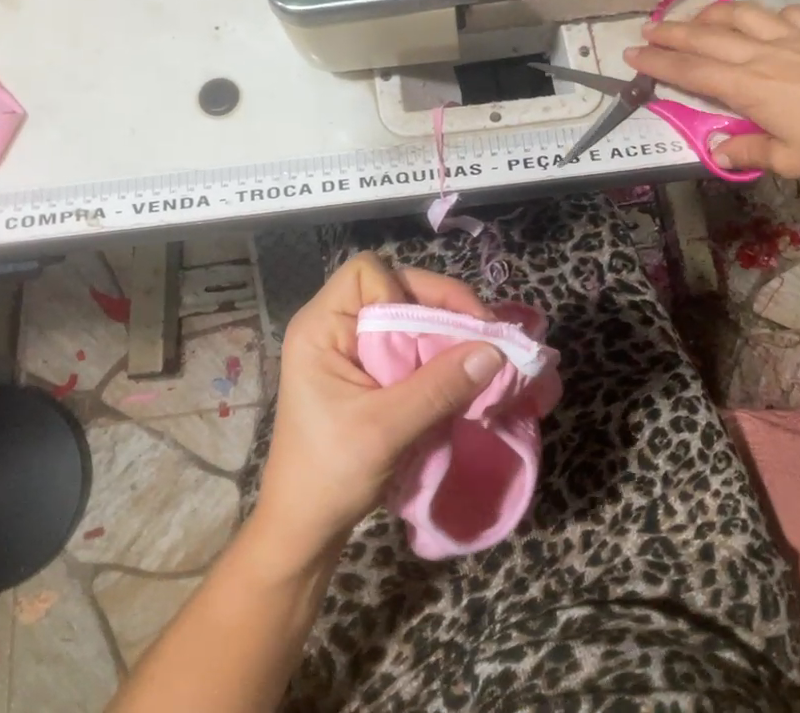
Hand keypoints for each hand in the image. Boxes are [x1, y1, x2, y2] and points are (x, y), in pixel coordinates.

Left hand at [250, 252, 503, 571]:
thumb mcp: (387, 429)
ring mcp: (349, 350)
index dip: (404, 291)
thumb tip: (494, 350)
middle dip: (441, 307)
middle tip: (483, 337)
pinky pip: (408, 345)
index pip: (368, 272)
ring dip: (444, 332)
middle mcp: (333, 327)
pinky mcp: (366, 373)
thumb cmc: (330, 474)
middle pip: (395, 288)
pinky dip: (437, 355)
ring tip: (480, 356)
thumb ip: (439, 386)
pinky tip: (462, 374)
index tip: (434, 329)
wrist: (305, 526)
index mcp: (320, 328)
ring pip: (407, 317)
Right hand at [623, 2, 799, 178]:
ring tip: (695, 20)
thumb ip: (750, 150)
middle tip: (647, 29)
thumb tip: (718, 150)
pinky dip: (761, 14)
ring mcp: (794, 37)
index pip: (691, 72)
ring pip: (741, 14)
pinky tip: (762, 22)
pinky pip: (782, 14)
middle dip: (672, 32)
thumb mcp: (792, 159)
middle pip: (707, 37)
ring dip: (711, 14)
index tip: (631, 55)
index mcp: (749, 87)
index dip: (658, 63)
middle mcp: (764, 54)